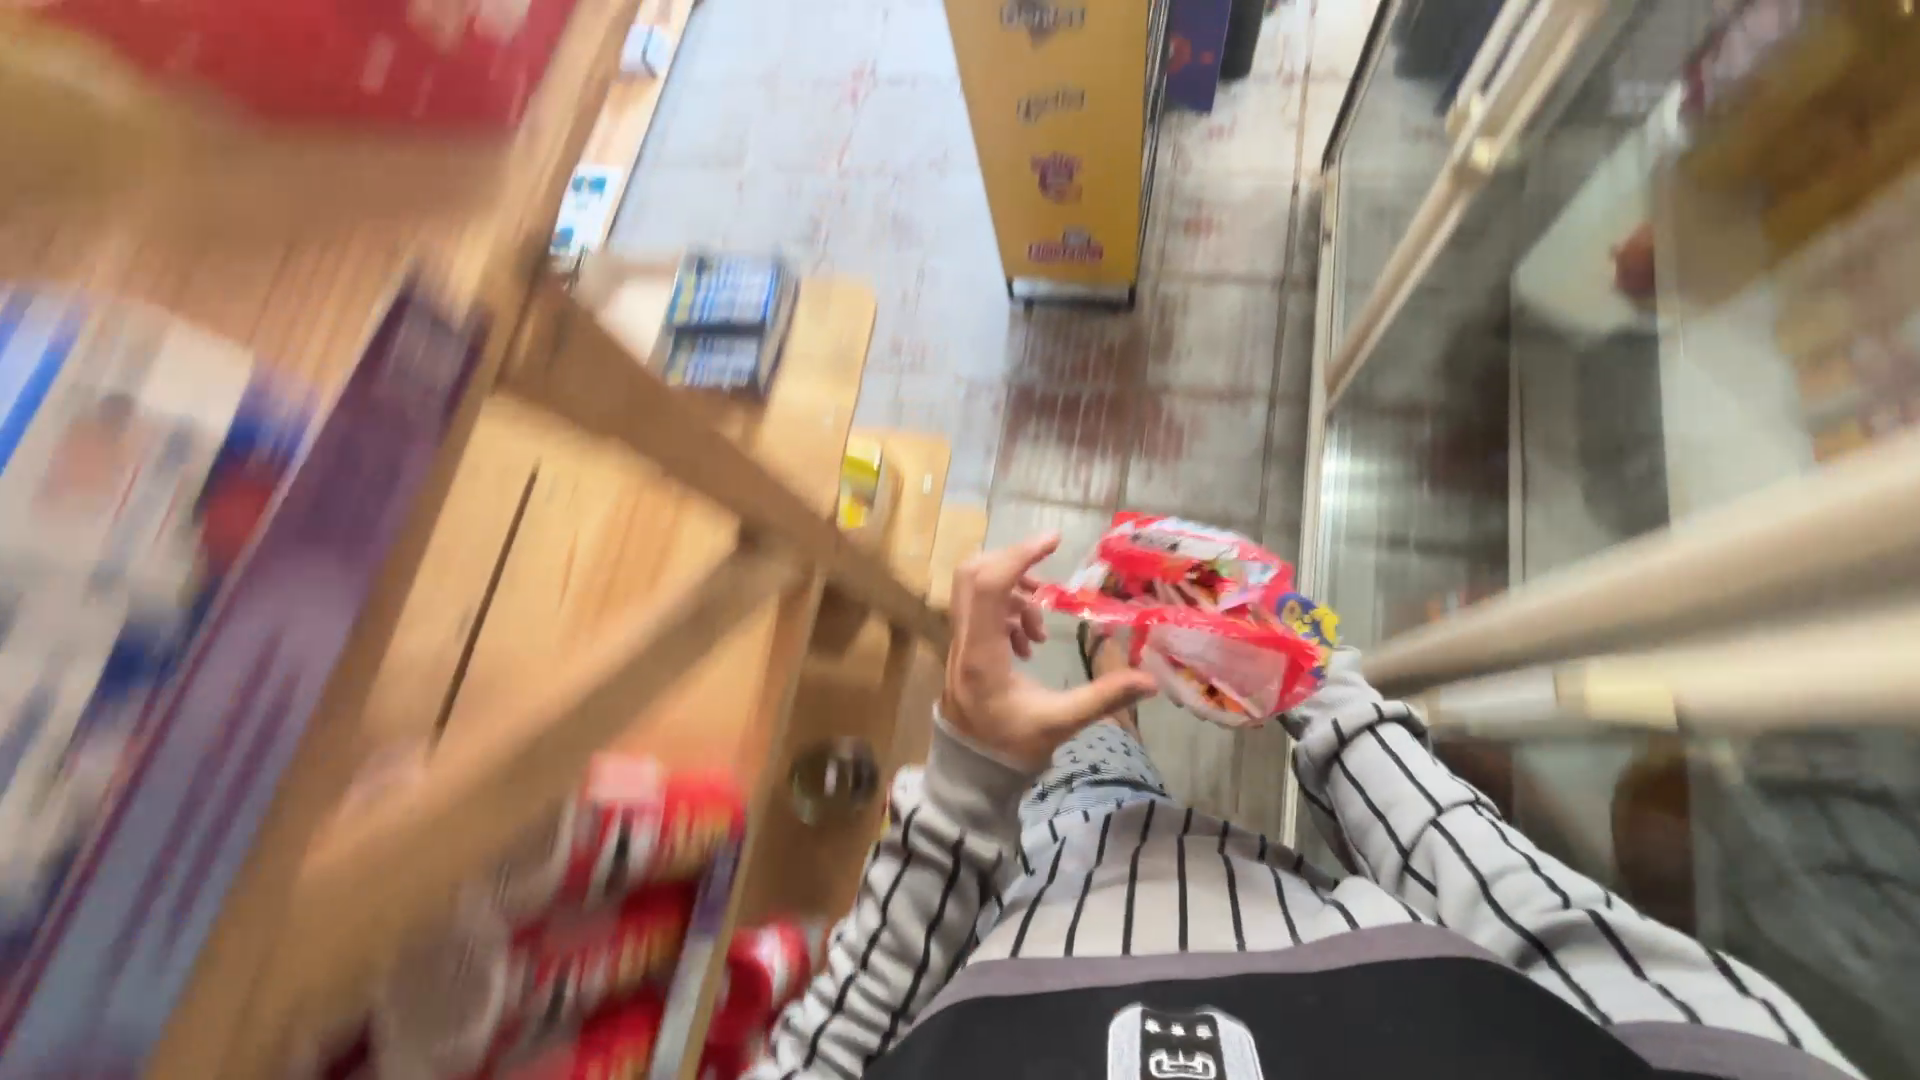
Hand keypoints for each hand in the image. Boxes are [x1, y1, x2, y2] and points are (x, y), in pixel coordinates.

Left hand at [942, 532, 1157, 771]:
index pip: (989, 585)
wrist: (969, 773)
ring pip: (975, 589)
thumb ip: (1103, 698)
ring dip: (1013, 594)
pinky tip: (1027, 643)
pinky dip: (1006, 610)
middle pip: (973, 574)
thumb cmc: (1010, 749)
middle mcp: (963, 641)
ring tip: (1039, 631)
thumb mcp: (1059, 724)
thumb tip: (1150, 681)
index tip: (1054, 541)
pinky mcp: (963, 649)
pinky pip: (979, 609)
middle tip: (1048, 580)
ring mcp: (958, 643)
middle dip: (1013, 563)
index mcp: (982, 654)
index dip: (1020, 556)